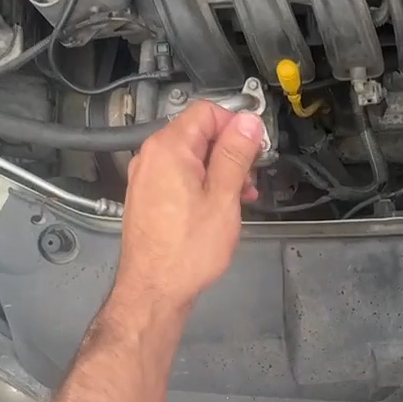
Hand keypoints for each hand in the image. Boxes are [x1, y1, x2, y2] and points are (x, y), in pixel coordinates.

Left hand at [108, 102, 263, 320]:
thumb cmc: (186, 251)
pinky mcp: (149, 196)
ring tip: (238, 197)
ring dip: (220, 169)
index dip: (236, 125)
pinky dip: (203, 183)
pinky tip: (219, 206)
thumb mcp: (223, 197)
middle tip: (250, 178)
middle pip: (199, 133)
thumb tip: (247, 123)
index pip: (207, 112)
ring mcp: (147, 177)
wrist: (155, 289)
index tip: (255, 147)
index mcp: (169, 149)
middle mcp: (152, 157)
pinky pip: (180, 175)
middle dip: (230, 151)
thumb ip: (235, 154)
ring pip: (192, 156)